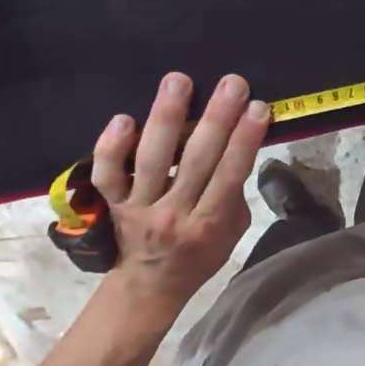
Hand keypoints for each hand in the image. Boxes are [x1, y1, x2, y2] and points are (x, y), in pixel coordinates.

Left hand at [90, 72, 269, 313]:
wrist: (150, 284)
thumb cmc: (201, 253)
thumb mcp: (232, 232)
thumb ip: (234, 193)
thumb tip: (237, 143)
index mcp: (208, 224)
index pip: (229, 176)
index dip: (244, 141)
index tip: (257, 107)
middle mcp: (173, 214)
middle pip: (195, 161)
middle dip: (217, 119)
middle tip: (232, 83)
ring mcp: (139, 207)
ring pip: (151, 159)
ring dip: (166, 117)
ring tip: (178, 81)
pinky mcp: (113, 202)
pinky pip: (107, 174)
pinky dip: (110, 147)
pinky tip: (123, 118)